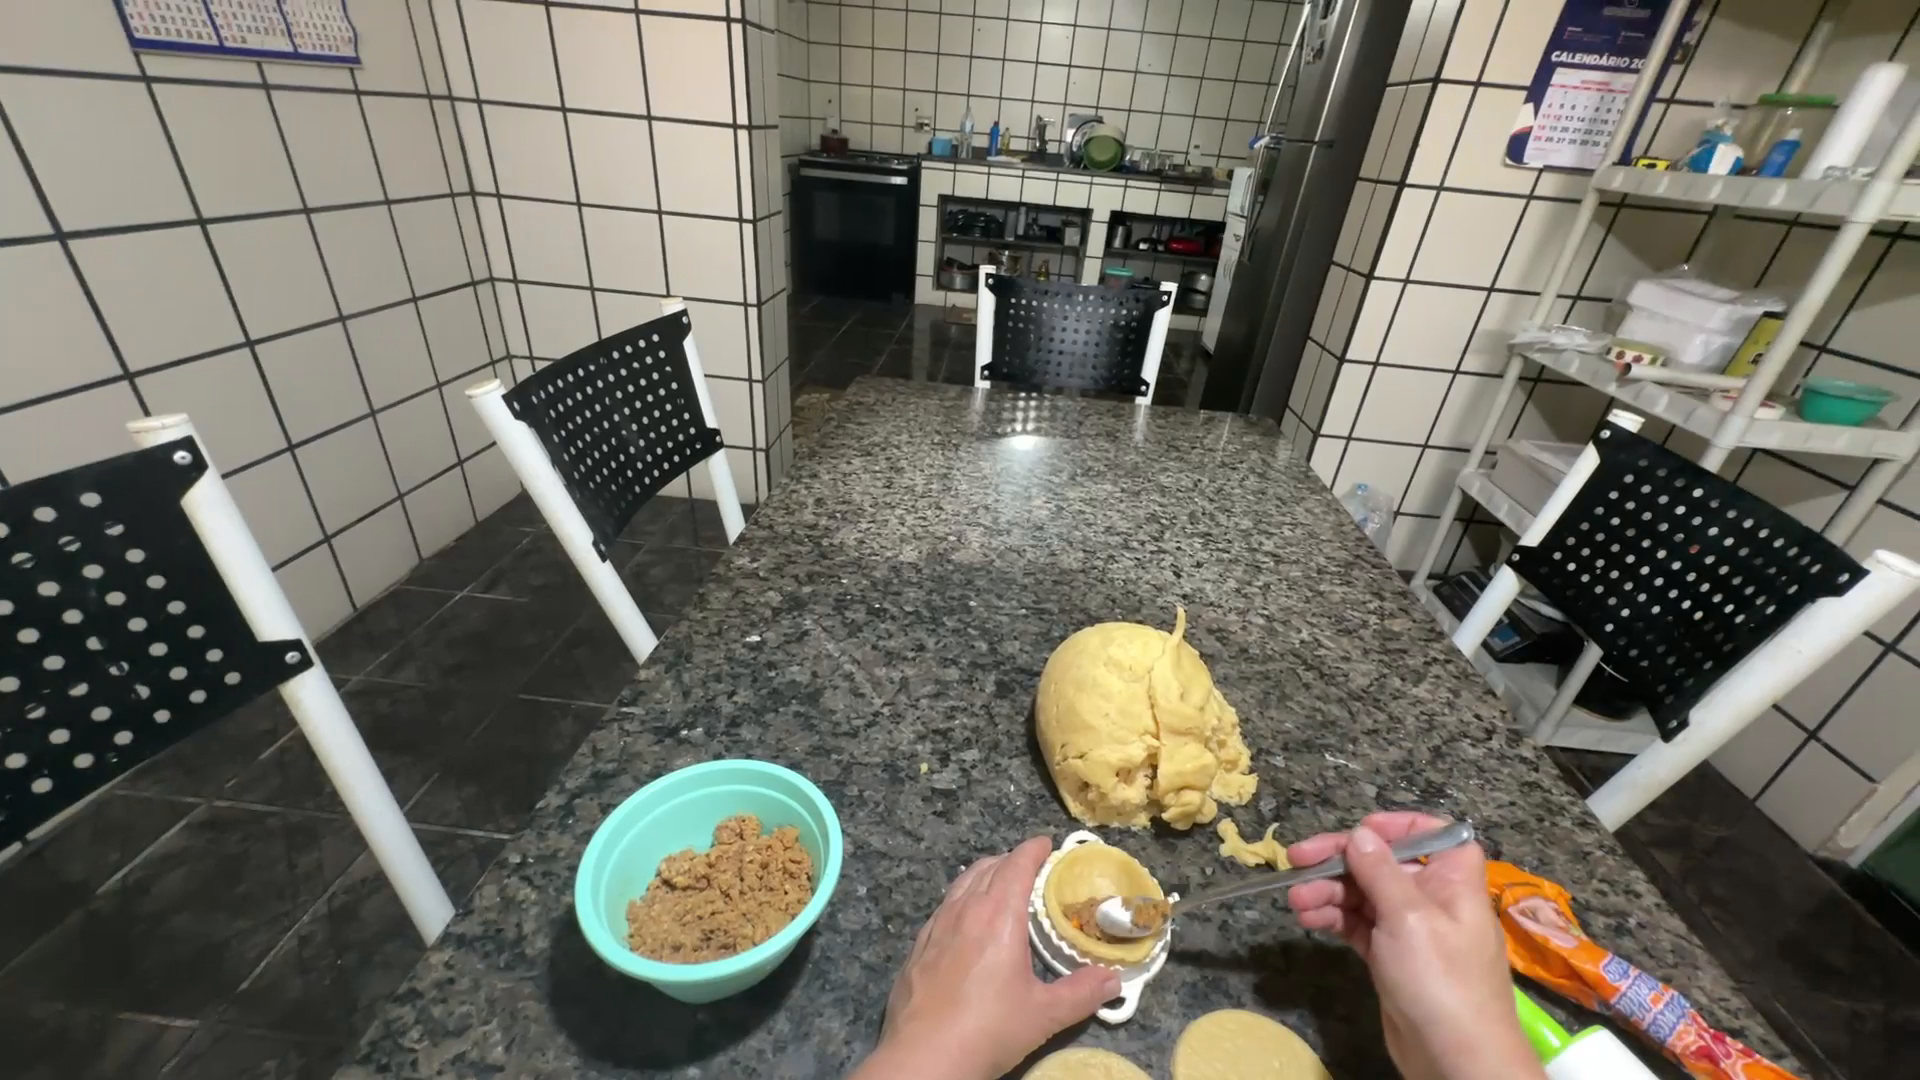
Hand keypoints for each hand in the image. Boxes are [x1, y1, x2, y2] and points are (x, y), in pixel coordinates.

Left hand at [849, 837, 1120, 1079]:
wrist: (922, 1057)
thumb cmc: (987, 1030)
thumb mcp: (1043, 1015)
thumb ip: (1081, 994)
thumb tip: (1114, 980)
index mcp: (998, 914)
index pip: (1017, 865)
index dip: (1033, 849)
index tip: (1047, 843)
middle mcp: (965, 908)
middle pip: (989, 866)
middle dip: (1011, 860)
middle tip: (1030, 868)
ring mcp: (937, 924)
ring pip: (963, 882)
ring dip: (985, 874)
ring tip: (999, 885)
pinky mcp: (920, 943)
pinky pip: (945, 905)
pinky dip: (963, 897)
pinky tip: (966, 920)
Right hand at [1285, 812, 1543, 1079]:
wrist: (1457, 1063)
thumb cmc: (1441, 980)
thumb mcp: (1409, 917)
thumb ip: (1380, 871)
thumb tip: (1360, 833)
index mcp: (1451, 883)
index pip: (1437, 836)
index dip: (1401, 825)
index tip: (1362, 830)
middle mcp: (1431, 900)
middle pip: (1381, 863)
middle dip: (1339, 860)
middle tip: (1296, 858)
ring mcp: (1409, 930)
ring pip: (1362, 893)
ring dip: (1326, 891)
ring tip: (1295, 902)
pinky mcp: (1390, 956)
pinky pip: (1356, 923)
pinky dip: (1331, 917)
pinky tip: (1307, 919)